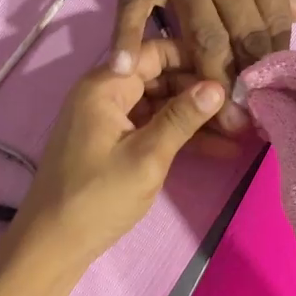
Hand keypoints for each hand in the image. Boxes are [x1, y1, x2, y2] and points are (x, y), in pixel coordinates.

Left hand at [10, 40, 226, 266]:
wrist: (53, 244)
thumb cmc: (97, 197)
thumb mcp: (146, 156)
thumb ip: (181, 118)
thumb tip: (218, 86)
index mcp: (105, 85)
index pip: (155, 52)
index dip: (194, 58)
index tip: (232, 69)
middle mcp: (105, 93)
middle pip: (161, 77)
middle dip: (201, 92)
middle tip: (243, 108)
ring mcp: (110, 119)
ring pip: (161, 105)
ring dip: (196, 117)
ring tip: (240, 129)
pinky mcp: (115, 143)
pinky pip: (153, 127)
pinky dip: (181, 136)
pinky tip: (220, 149)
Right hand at [115, 0, 295, 132]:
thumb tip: (293, 15)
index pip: (272, 18)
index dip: (278, 55)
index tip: (280, 87)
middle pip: (240, 35)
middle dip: (250, 79)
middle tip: (255, 120)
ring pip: (198, 34)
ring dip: (210, 77)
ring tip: (218, 116)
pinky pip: (132, 9)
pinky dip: (127, 39)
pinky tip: (124, 70)